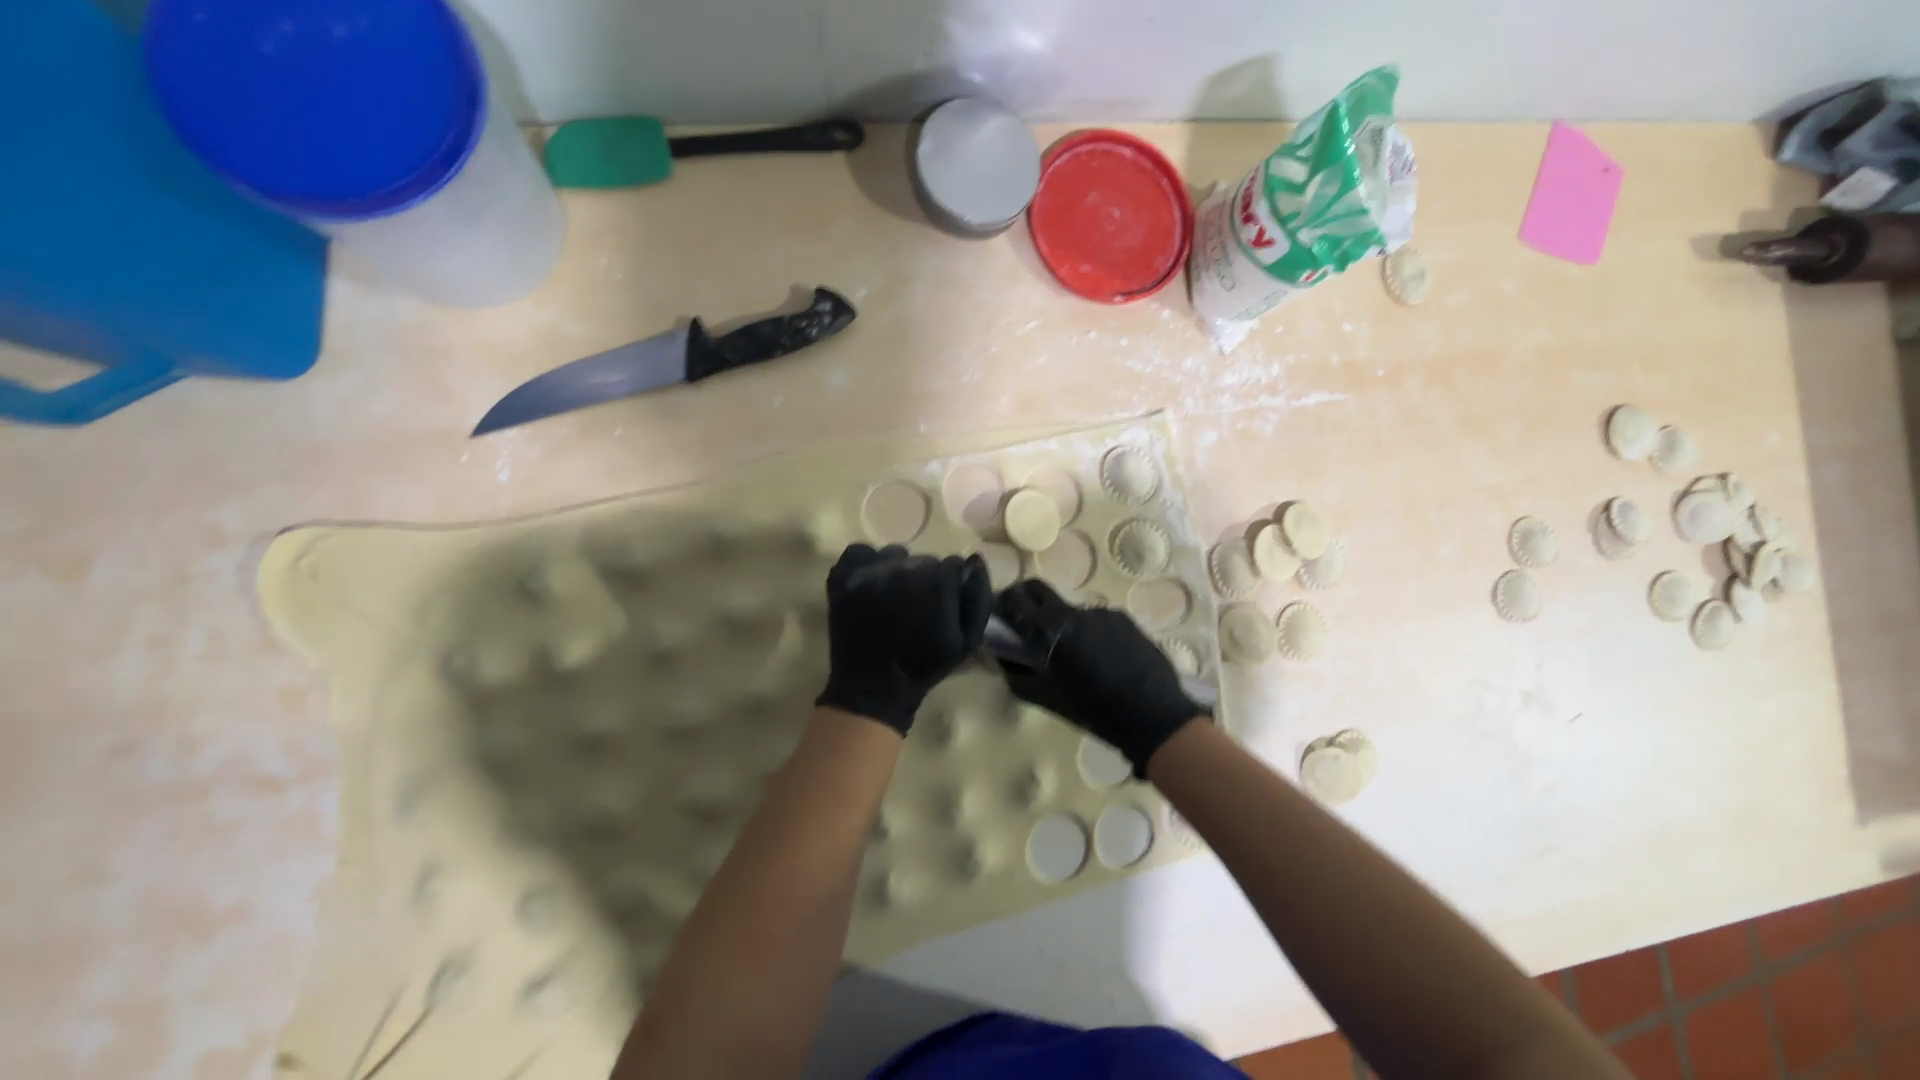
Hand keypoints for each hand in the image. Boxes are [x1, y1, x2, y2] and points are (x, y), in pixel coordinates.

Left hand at [815, 544, 991, 734]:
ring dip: (898, 570)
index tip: (942, 606)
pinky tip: (871, 585)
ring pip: (894, 555)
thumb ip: (978, 596)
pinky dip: (867, 565)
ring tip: (893, 597)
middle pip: (923, 560)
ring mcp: (870, 569)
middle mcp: (904, 567)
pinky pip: (861, 552)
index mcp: (936, 581)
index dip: (950, 586)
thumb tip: (974, 560)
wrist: (873, 685)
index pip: (952, 565)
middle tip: (918, 606)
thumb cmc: (924, 665)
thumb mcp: (967, 640)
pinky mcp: (843, 574)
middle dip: (926, 579)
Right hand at [995, 580, 1205, 776]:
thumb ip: (1019, 677)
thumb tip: (1002, 658)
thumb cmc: (1095, 713)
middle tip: (1021, 618)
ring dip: (1061, 623)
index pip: (1015, 602)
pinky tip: (1100, 657)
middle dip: (1025, 598)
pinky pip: (1096, 620)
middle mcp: (1074, 614)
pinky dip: (1088, 632)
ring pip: (1070, 610)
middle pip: (1040, 591)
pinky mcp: (1123, 619)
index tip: (996, 610)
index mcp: (1051, 633)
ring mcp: (1101, 613)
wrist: (1154, 715)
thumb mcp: (1049, 701)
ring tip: (1071, 652)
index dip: (1001, 602)